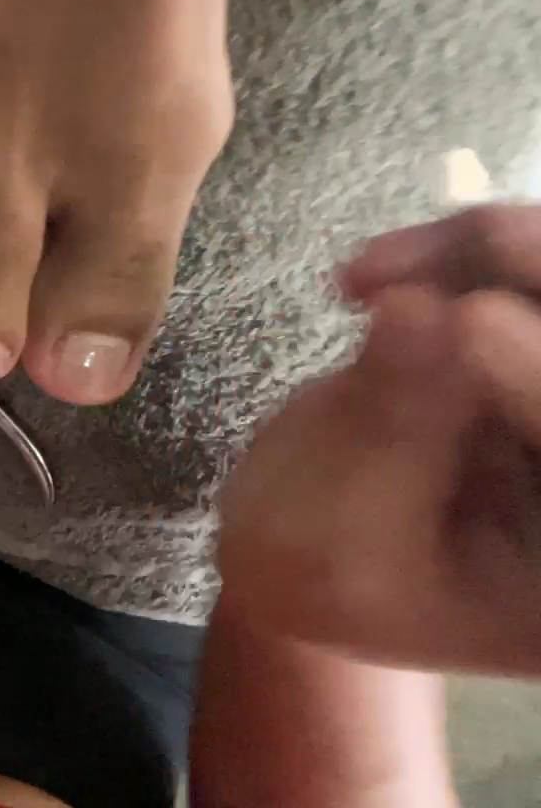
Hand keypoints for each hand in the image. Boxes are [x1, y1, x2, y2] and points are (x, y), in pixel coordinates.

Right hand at [220, 208, 540, 673]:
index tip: (462, 316)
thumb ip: (393, 430)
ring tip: (378, 265)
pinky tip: (380, 277)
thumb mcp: (341, 530)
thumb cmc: (315, 575)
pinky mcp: (521, 367)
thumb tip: (432, 310)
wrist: (298, 560)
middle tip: (460, 240)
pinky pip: (518, 292)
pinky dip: (459, 262)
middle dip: (539, 280)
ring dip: (490, 259)